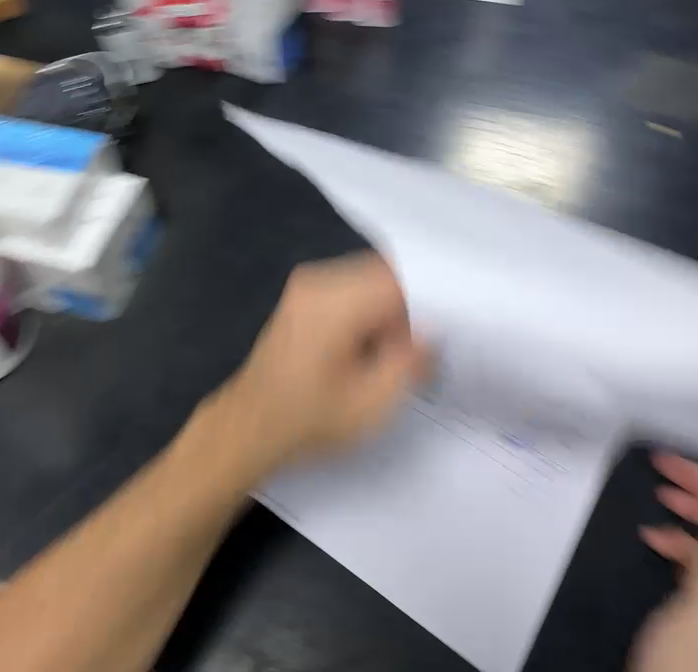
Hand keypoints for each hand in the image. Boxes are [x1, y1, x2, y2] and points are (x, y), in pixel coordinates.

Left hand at [190, 253, 430, 483]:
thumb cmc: (309, 418)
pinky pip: (351, 290)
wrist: (249, 426)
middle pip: (383, 272)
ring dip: (388, 310)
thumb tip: (434, 330)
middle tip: (421, 345)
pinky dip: (368, 311)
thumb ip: (410, 360)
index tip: (448, 325)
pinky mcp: (303, 297)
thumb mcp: (372, 403)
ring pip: (369, 280)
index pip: (398, 276)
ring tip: (394, 351)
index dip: (429, 297)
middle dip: (408, 305)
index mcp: (334, 300)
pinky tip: (371, 346)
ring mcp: (307, 285)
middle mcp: (318, 280)